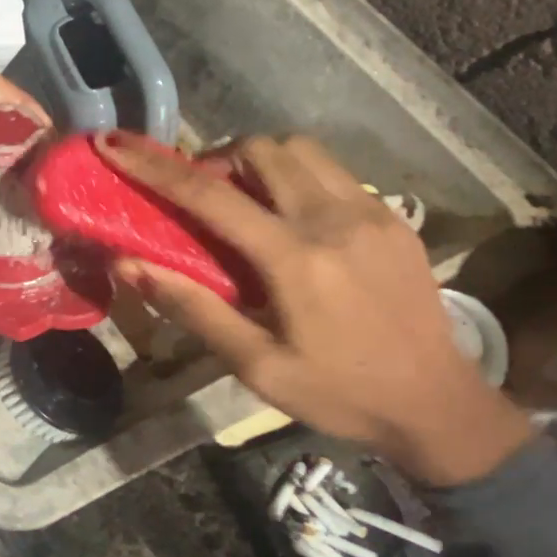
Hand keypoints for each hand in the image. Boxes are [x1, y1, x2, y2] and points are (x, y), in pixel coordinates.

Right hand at [97, 132, 532, 486]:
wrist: (444, 411)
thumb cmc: (340, 393)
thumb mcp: (256, 365)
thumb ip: (191, 307)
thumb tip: (125, 263)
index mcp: (295, 259)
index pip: (209, 194)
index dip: (152, 166)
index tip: (112, 144)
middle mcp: (334, 222)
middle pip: (261, 150)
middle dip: (214, 158)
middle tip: (196, 192)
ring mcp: (371, 215)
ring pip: (300, 150)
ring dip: (257, 161)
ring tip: (239, 197)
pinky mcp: (393, 221)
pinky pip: (331, 172)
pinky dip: (294, 177)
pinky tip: (286, 216)